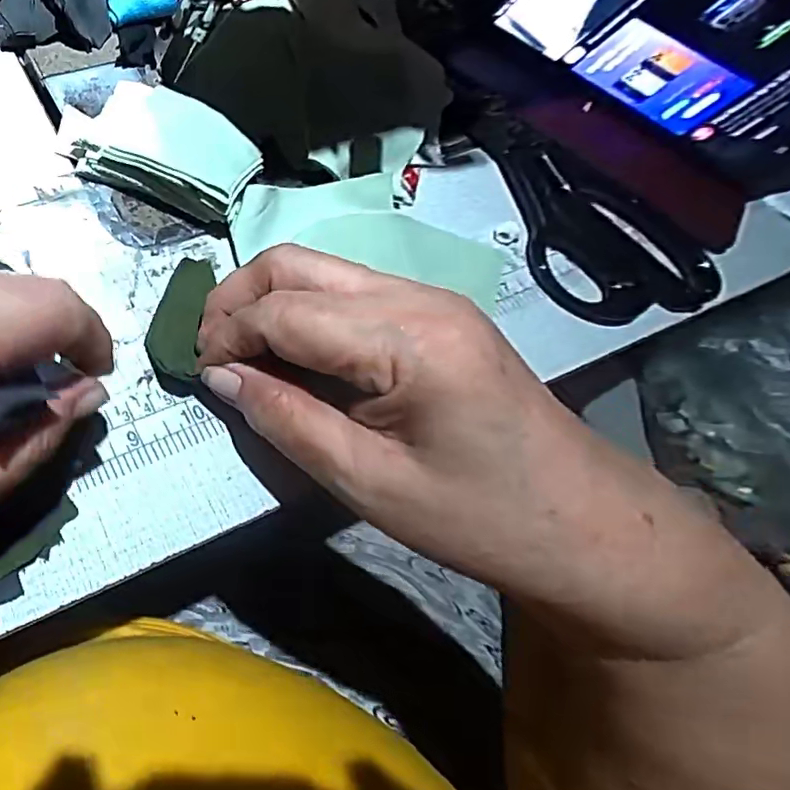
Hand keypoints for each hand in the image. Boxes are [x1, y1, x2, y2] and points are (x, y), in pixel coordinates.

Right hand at [195, 245, 780, 660]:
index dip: (228, 335)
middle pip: (296, 264)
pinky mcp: (433, 311)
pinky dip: (300, 311)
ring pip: (317, 269)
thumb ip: (285, 419)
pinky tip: (287, 351)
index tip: (198, 372)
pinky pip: (345, 290)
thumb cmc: (480, 518)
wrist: (591, 525)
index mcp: (408, 337)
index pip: (285, 310)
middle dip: (236, 298)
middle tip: (207, 350)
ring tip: (237, 351)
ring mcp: (429, 296)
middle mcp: (416, 295)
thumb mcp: (368, 483)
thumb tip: (219, 377)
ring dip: (265, 300)